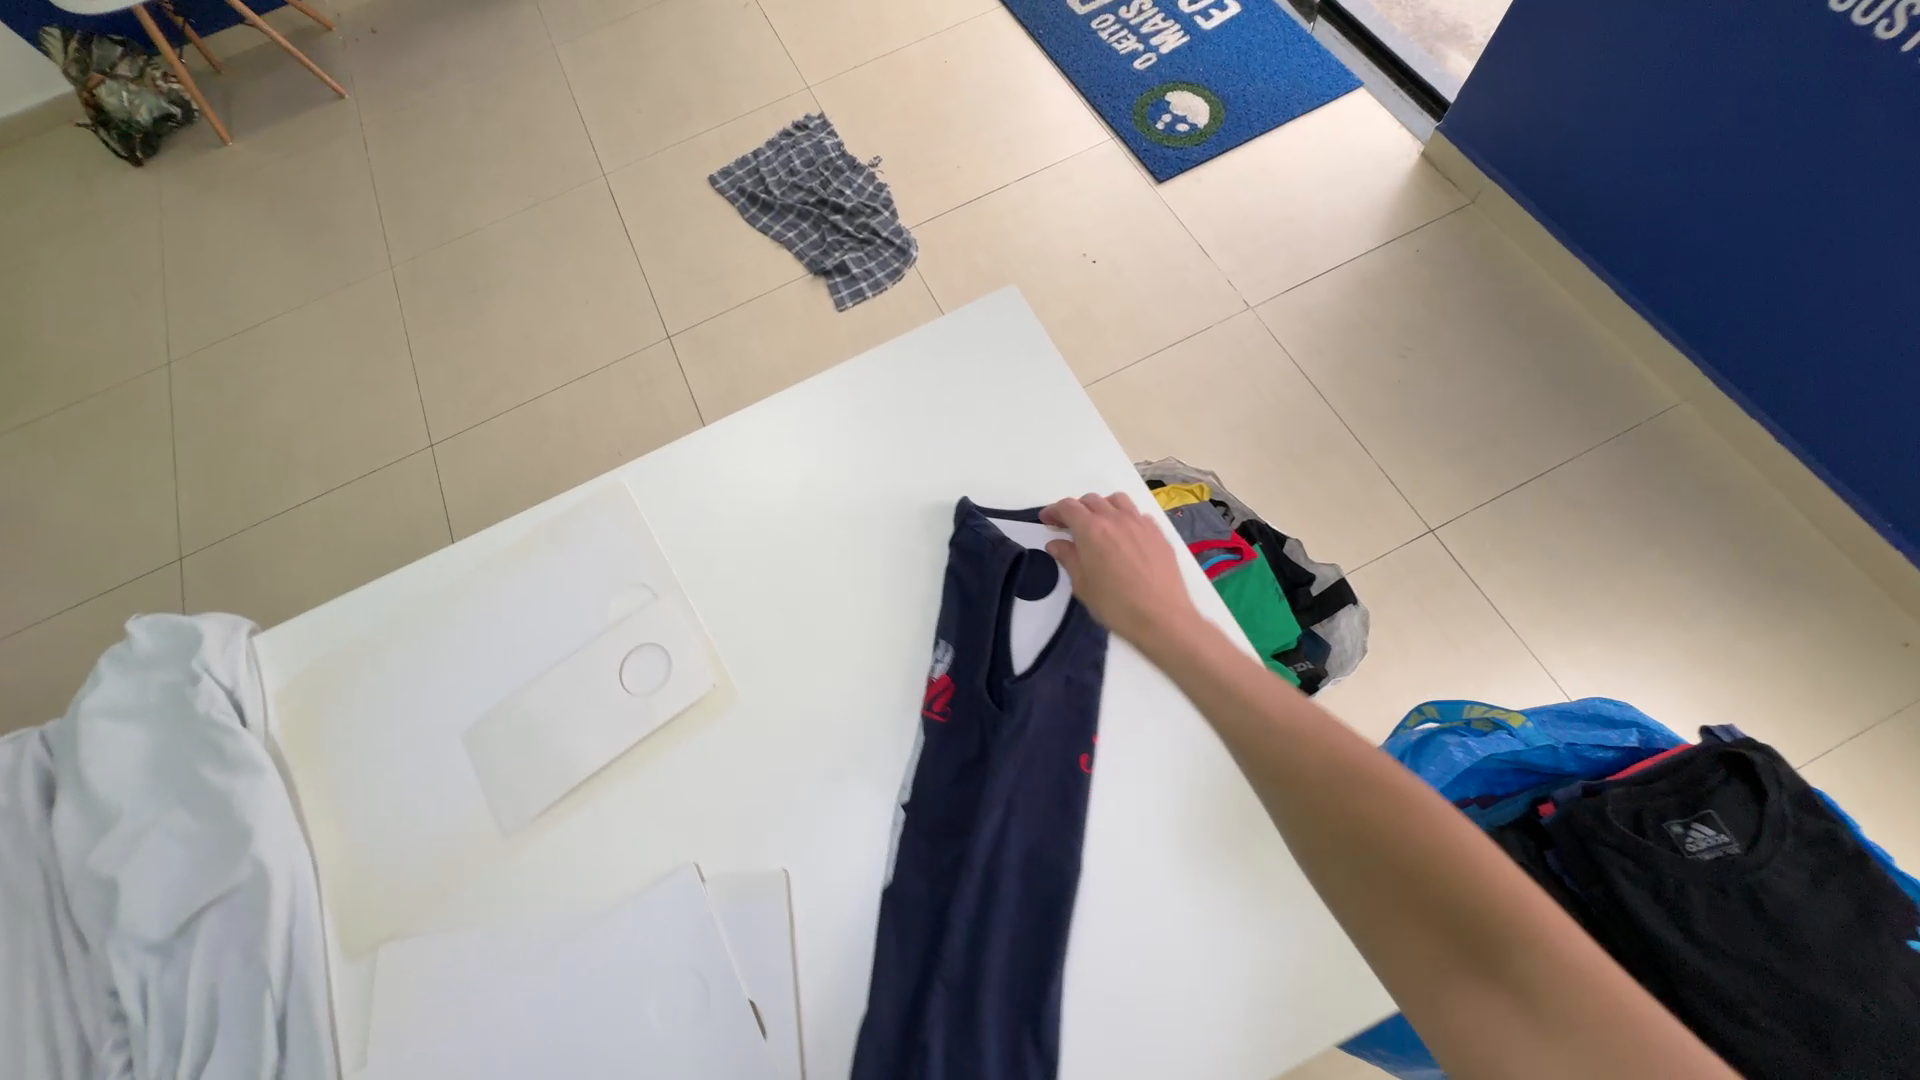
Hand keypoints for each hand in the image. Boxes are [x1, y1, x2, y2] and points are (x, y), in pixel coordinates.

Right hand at [1040, 492, 1205, 651]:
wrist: (1161, 617)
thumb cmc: (1115, 605)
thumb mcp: (1082, 585)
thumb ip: (1068, 558)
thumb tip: (1057, 544)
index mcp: (1091, 529)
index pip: (1068, 507)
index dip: (1054, 511)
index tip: (1047, 520)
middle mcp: (1115, 519)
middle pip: (1091, 500)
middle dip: (1076, 509)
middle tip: (1069, 527)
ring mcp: (1140, 523)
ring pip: (1117, 500)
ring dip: (1102, 507)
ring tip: (1099, 525)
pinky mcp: (1158, 533)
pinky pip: (1137, 514)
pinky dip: (1125, 518)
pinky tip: (1125, 537)